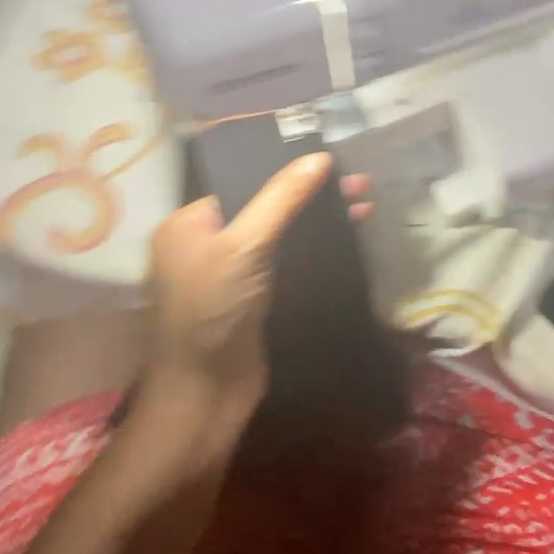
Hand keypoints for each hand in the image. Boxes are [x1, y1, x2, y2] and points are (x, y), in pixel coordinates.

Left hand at [144, 154, 370, 411]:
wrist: (205, 396)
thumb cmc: (212, 312)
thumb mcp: (244, 246)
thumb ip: (281, 198)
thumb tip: (320, 156)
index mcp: (188, 223)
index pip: (242, 180)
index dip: (287, 168)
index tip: (332, 159)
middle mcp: (206, 242)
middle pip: (267, 203)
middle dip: (312, 192)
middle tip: (359, 183)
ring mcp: (232, 271)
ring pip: (283, 231)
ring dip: (320, 218)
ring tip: (364, 206)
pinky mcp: (255, 296)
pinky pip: (290, 257)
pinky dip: (318, 245)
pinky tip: (350, 236)